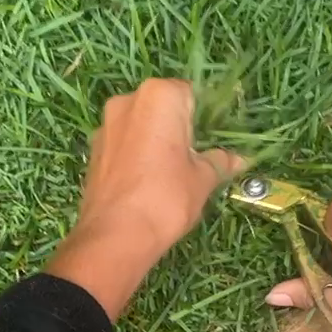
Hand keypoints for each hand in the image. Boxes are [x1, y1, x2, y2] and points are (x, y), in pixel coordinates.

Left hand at [45, 79, 244, 319]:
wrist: (116, 236)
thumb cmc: (166, 199)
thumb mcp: (202, 179)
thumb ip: (219, 162)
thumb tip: (238, 160)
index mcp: (159, 96)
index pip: (191, 94)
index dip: (205, 119)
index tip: (213, 142)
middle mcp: (128, 101)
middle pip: (162, 108)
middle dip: (179, 130)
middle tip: (193, 161)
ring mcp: (105, 126)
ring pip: (140, 127)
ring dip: (156, 143)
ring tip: (169, 176)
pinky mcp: (93, 151)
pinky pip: (123, 145)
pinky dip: (136, 157)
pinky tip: (146, 184)